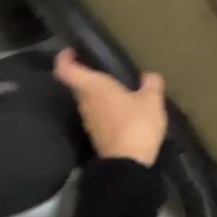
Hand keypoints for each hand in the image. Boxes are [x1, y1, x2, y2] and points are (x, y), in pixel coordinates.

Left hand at [53, 48, 167, 166]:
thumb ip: (151, 84)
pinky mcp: (96, 134)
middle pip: (78, 83)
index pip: (66, 69)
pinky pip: (97, 114)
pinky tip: (123, 109)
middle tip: (104, 67)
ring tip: (118, 88)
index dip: (65, 57)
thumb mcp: (152, 101)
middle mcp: (85, 102)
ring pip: (88, 99)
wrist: (128, 165)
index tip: (72, 50)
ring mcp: (88, 120)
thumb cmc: (136, 125)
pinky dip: (105, 108)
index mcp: (93, 87)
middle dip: (87, 74)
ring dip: (98, 93)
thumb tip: (148, 75)